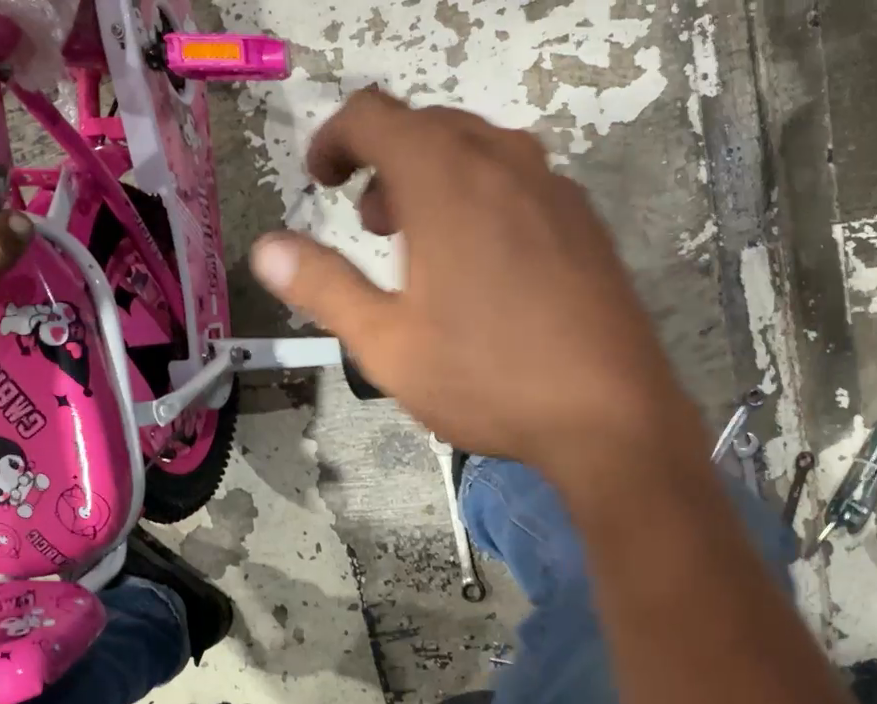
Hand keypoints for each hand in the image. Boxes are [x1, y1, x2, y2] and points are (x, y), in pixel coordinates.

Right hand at [249, 90, 700, 474]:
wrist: (610, 415)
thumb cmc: (489, 380)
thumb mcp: (388, 345)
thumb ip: (325, 288)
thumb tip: (266, 249)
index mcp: (445, 178)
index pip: (374, 116)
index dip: (336, 138)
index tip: (322, 178)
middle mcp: (505, 163)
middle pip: (432, 128)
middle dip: (387, 164)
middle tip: (372, 225)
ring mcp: (558, 192)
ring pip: (484, 155)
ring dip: (440, 182)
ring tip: (428, 248)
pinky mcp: (591, 227)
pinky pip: (527, 188)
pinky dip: (490, 202)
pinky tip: (492, 270)